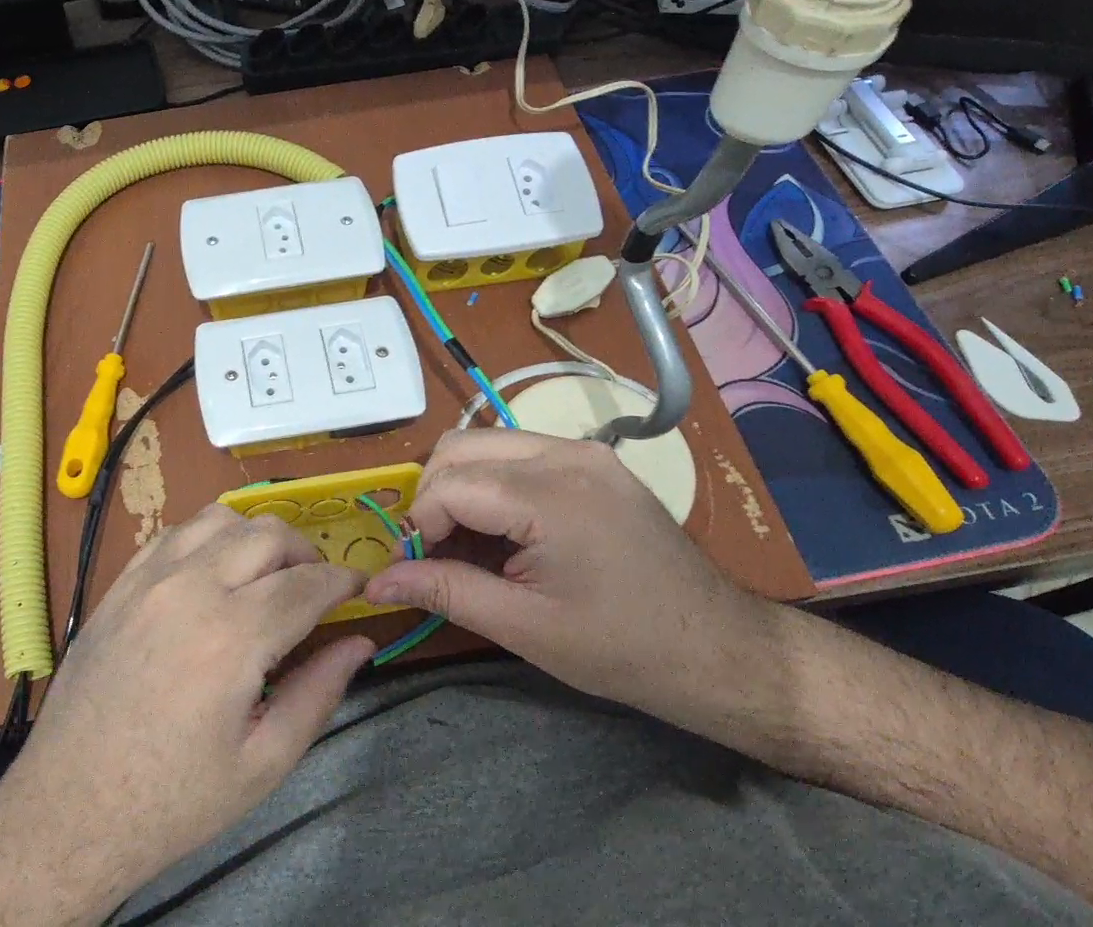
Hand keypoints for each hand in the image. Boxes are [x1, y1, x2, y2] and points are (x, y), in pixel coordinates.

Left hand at [0, 505, 372, 925]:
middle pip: (267, 534)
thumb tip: (360, 643)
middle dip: (306, 553)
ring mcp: (147, 581)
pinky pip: (173, 535)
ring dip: (256, 537)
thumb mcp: (263, 762)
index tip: (359, 590)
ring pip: (218, 520)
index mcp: (233, 636)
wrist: (69, 810)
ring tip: (269, 575)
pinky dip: (208, 539)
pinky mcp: (117, 587)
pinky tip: (214, 573)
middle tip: (318, 589)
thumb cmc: (174, 800)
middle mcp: (190, 589)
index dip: (344, 582)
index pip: (307, 583)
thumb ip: (318, 694)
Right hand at [363, 429, 777, 720]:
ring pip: (486, 444)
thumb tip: (375, 582)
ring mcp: (585, 452)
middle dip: (431, 499)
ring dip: (460, 488)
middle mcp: (565, 453)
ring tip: (467, 548)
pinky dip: (493, 484)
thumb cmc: (620, 647)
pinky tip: (503, 534)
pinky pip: (520, 454)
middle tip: (434, 556)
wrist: (717, 648)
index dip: (417, 527)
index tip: (412, 571)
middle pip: (459, 448)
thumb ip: (443, 591)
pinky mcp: (595, 463)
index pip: (447, 485)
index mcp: (548, 493)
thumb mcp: (522, 626)